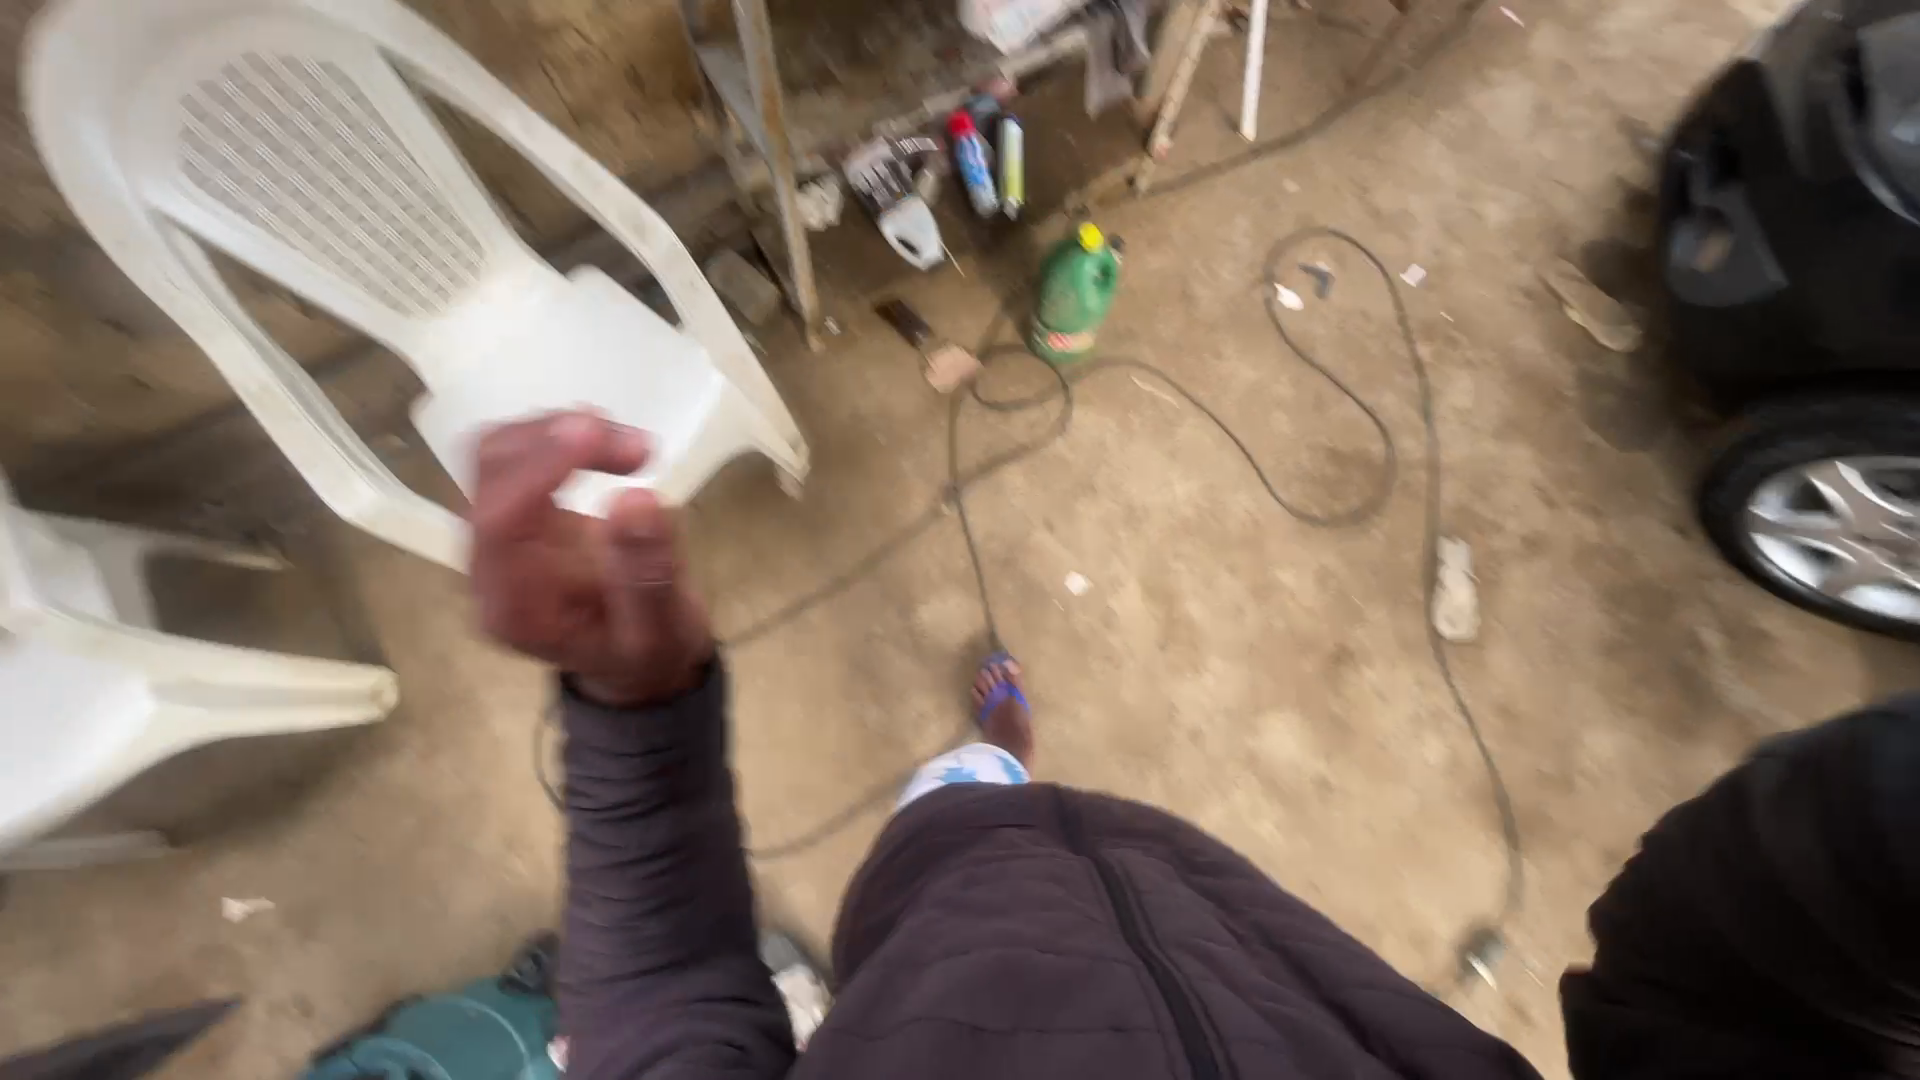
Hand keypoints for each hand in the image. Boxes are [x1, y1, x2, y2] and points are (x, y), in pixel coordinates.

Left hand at [467, 410, 714, 706]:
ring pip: (499, 453)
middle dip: (557, 442)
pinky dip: (561, 437)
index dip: (540, 470)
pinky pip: (520, 455)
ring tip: (632, 447)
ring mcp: (499, 535)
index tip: (597, 436)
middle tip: (638, 448)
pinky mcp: (521, 512)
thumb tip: (635, 498)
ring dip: (560, 432)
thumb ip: (647, 574)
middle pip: (490, 474)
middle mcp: (489, 566)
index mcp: (514, 606)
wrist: (637, 661)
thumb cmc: (647, 652)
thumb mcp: (659, 629)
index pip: (500, 522)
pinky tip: (606, 445)